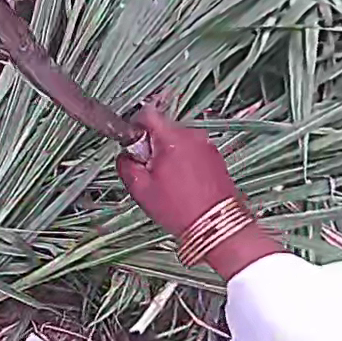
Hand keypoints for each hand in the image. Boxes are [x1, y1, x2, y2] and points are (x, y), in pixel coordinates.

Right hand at [116, 105, 283, 279]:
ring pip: (176, 140)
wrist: (217, 225)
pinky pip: (191, 150)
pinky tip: (181, 184)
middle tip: (149, 171)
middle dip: (151, 145)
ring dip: (167, 154)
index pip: (147, 115)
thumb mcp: (140, 189)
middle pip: (162, 128)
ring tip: (166, 181)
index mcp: (173, 139)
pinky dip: (182, 161)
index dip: (134, 127)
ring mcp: (207, 146)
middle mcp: (193, 136)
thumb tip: (124, 156)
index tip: (132, 146)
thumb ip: (125, 165)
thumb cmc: (180, 209)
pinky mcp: (215, 157)